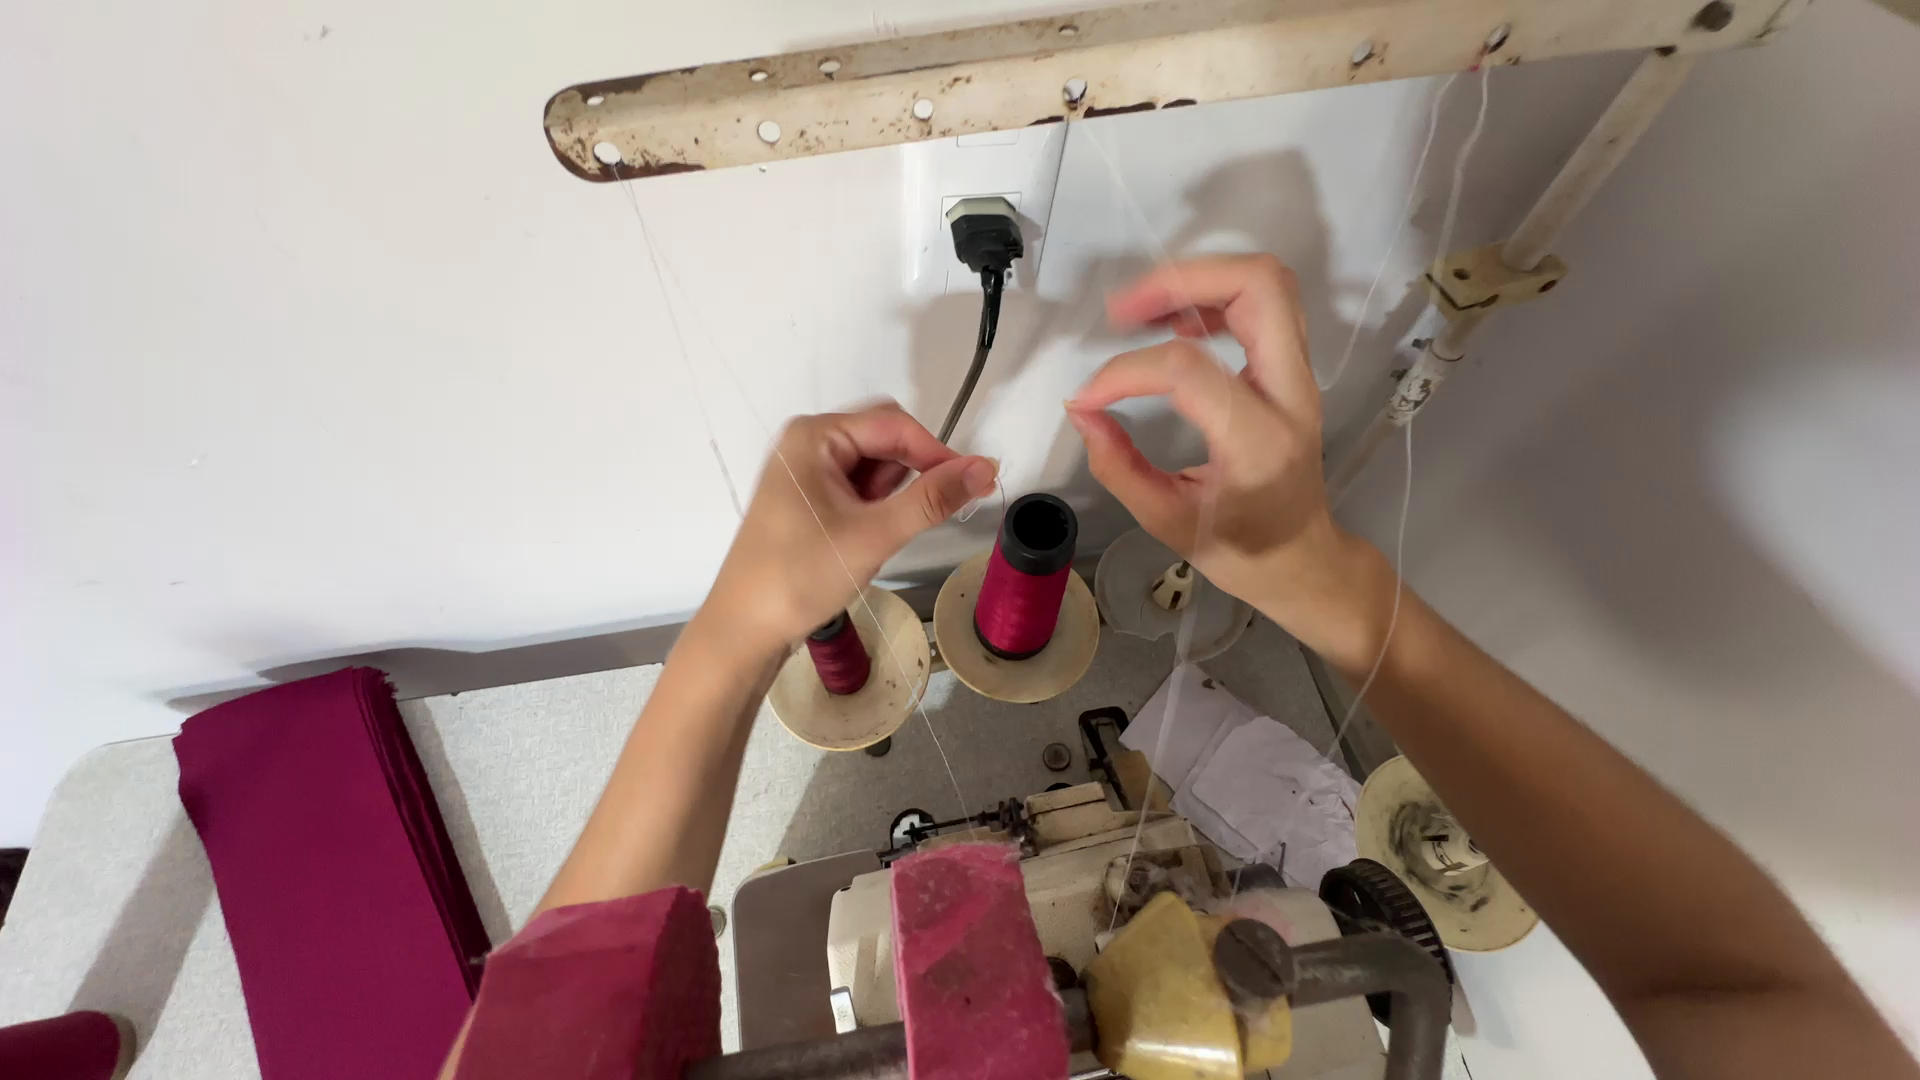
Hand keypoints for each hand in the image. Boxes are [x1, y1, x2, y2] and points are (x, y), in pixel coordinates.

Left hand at [703, 403, 996, 651]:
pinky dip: (877, 505)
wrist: (744, 630)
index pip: (894, 425)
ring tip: (884, 533)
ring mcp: (805, 470)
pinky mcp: (808, 498)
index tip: (975, 485)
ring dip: (894, 492)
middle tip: (932, 511)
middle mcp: (808, 442)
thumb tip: (986, 467)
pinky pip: (857, 485)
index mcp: (814, 436)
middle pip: (884, 437)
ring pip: (874, 463)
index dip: (938, 452)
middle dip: (914, 470)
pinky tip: (872, 535)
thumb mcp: (873, 535)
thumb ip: (931, 499)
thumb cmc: (800, 577)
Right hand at [1065, 255, 1393, 670]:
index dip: (1125, 372)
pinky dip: (1213, 298)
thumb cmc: (1239, 549)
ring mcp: (1299, 376)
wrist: (1301, 557)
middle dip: (1179, 281)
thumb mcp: (1165, 519)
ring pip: (1265, 285)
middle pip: (1257, 287)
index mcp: (1258, 441)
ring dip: (1197, 282)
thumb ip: (1118, 465)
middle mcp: (1291, 394)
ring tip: (1141, 313)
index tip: (1087, 398)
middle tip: (1122, 311)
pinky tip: (1173, 327)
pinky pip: (1262, 306)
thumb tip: (1082, 412)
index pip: (1188, 370)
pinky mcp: (1291, 371)